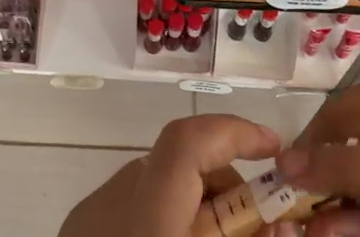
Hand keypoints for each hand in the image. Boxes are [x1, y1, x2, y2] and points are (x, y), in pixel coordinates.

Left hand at [59, 114, 284, 236]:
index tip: (275, 148)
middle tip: (259, 223)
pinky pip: (131, 206)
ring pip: (154, 183)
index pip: (186, 143)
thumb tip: (283, 224)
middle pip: (177, 163)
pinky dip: (164, 218)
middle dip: (225, 183)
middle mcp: (109, 208)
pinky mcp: (76, 231)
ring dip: (196, 204)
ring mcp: (87, 219)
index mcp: (146, 225)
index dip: (234, 132)